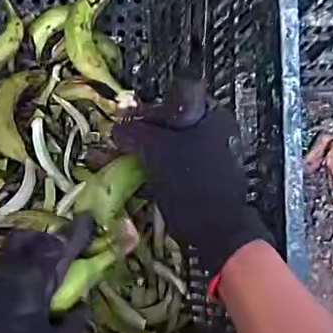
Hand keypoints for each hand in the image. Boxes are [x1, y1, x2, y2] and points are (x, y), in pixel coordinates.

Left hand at [0, 216, 93, 332]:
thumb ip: (77, 326)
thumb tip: (78, 308)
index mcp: (32, 280)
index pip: (59, 245)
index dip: (77, 232)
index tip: (89, 219)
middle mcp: (7, 273)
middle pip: (28, 241)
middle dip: (49, 240)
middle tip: (67, 252)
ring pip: (12, 258)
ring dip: (31, 260)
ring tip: (49, 281)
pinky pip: (3, 277)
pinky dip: (19, 279)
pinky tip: (28, 302)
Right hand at [115, 105, 272, 277]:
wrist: (216, 233)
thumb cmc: (194, 186)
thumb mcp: (159, 153)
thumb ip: (137, 134)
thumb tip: (116, 128)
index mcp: (210, 116)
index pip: (171, 99)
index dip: (146, 110)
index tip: (126, 122)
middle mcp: (212, 132)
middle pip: (166, 124)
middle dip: (138, 134)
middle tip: (117, 143)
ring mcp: (205, 158)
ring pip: (164, 147)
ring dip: (139, 153)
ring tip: (115, 161)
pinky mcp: (197, 179)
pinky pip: (167, 167)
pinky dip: (149, 170)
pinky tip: (131, 177)